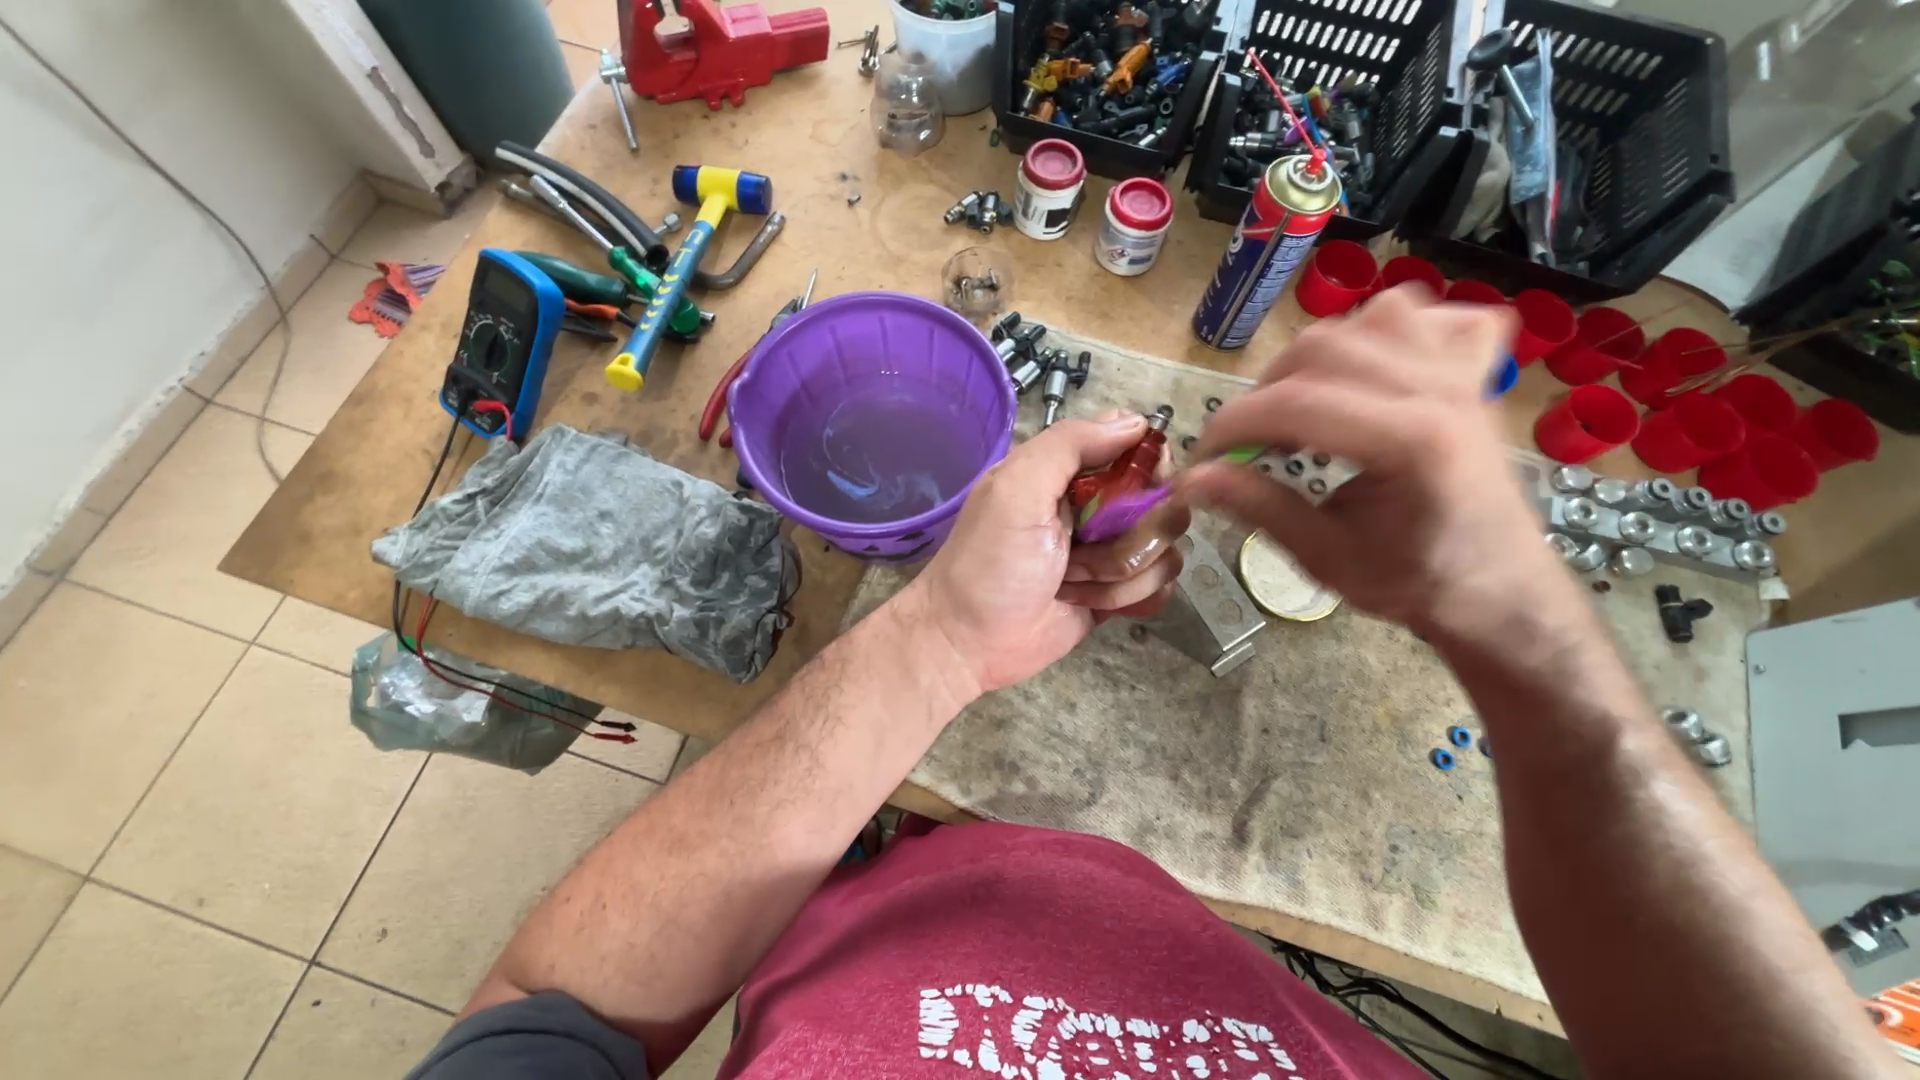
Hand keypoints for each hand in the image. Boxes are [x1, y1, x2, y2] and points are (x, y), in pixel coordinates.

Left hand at [896, 411, 1189, 696]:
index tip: (1131, 493)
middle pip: (1162, 503)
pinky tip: (1093, 605)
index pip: (1139, 450)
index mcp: (1069, 474)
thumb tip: (1136, 422)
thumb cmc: (988, 561)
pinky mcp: (1116, 594)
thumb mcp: (1017, 488)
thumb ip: (1069, 445)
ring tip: (1072, 584)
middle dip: (1130, 536)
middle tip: (1079, 552)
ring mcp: (1109, 552)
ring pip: (1163, 549)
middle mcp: (1096, 507)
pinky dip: (1132, 599)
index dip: (1148, 470)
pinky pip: (1158, 588)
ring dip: (1119, 574)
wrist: (969, 641)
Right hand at [1177, 286, 1569, 637]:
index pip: (1297, 403)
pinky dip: (1390, 331)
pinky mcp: (1474, 372)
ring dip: (1319, 356)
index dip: (1234, 424)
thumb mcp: (1327, 557)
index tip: (1204, 456)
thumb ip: (1260, 508)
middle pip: (1324, 349)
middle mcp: (1440, 391)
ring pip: (1371, 318)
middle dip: (1266, 393)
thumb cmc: (1416, 582)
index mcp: (1411, 443)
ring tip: (1303, 405)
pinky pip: (1431, 316)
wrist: (1499, 589)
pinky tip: (1372, 370)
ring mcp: (1463, 374)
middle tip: (1253, 444)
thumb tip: (1190, 480)